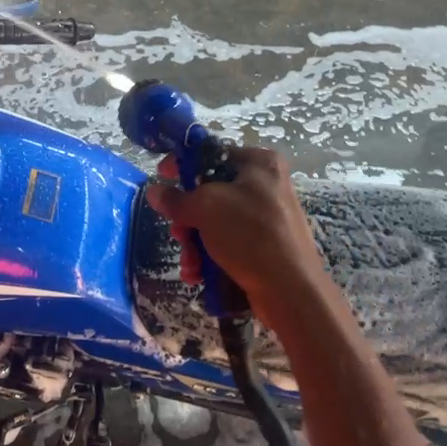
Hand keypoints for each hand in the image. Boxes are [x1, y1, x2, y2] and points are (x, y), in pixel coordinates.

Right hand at [144, 146, 327, 320]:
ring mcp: (267, 217)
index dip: (182, 164)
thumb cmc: (249, 235)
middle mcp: (266, 185)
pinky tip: (198, 274)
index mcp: (259, 163)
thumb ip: (176, 199)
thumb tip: (154, 192)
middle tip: (178, 233)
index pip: (211, 153)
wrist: (292, 292)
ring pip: (216, 221)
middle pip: (210, 191)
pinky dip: (210, 256)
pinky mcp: (266, 246)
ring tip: (189, 263)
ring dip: (195, 242)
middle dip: (188, 217)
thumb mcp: (205, 209)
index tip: (161, 176)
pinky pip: (229, 242)